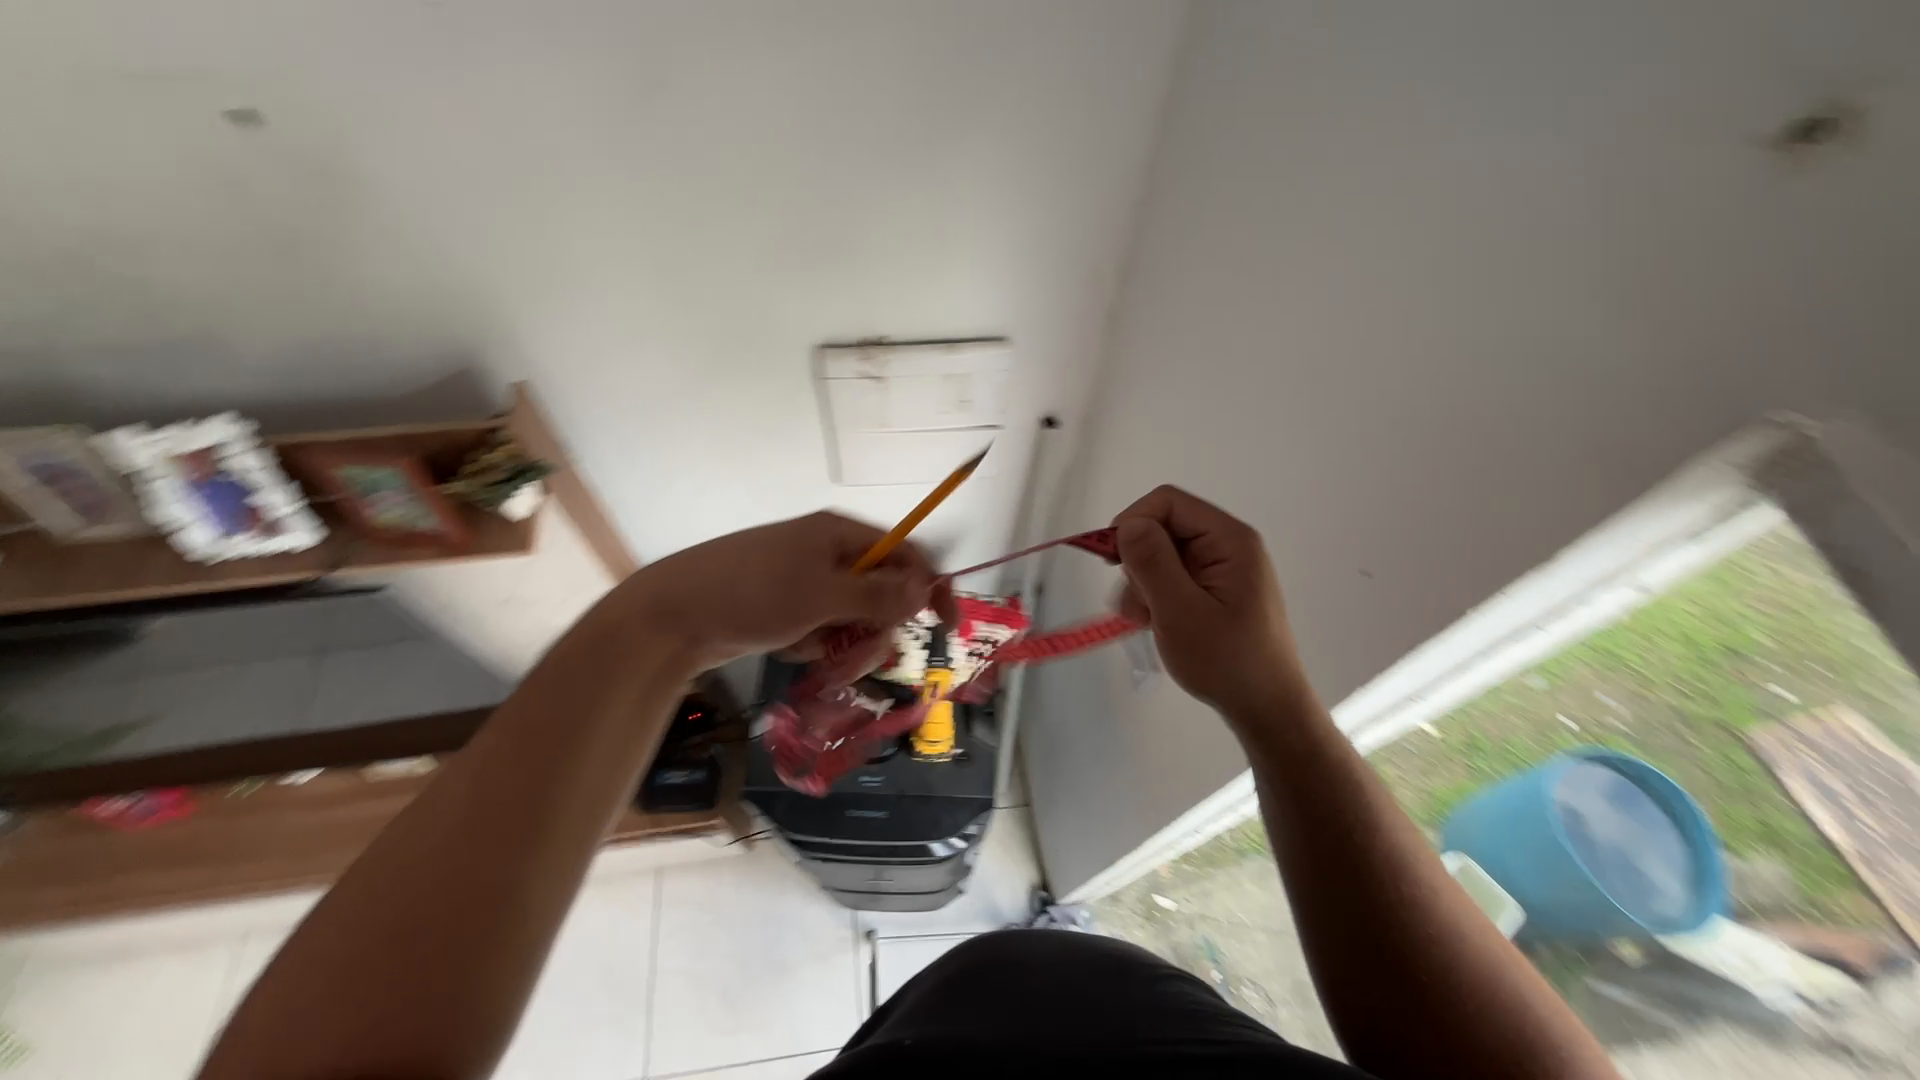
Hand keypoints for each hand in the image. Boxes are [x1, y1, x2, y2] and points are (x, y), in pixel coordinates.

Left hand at [613, 511, 951, 671]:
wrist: (671, 616)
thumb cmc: (750, 594)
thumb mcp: (821, 596)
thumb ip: (876, 596)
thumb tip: (924, 591)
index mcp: (840, 535)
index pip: (905, 556)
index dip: (930, 589)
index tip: (947, 628)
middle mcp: (827, 554)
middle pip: (882, 595)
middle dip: (874, 630)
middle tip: (852, 657)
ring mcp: (805, 583)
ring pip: (853, 619)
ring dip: (844, 645)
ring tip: (814, 658)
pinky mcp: (787, 609)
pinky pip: (823, 630)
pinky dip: (815, 647)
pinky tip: (790, 650)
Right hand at [1113, 486, 1309, 719]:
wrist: (1265, 709)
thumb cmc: (1226, 661)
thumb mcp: (1181, 612)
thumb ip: (1153, 563)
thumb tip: (1128, 524)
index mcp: (1230, 540)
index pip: (1168, 502)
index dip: (1133, 523)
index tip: (1112, 562)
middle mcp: (1228, 546)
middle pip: (1163, 527)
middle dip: (1137, 561)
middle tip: (1133, 604)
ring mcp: (1221, 569)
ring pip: (1162, 555)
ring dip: (1142, 584)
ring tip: (1144, 621)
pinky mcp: (1214, 591)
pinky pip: (1172, 577)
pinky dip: (1154, 596)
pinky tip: (1155, 624)